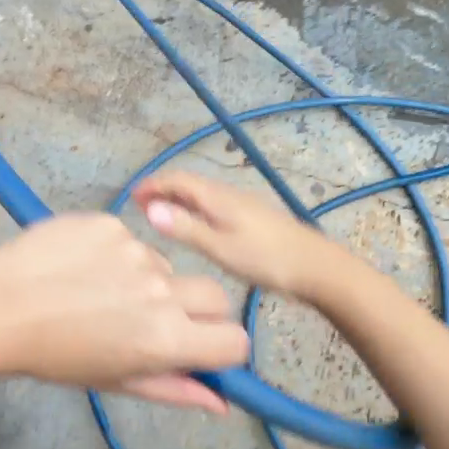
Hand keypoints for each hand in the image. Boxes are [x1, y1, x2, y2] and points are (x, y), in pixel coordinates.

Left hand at [0, 212, 250, 412]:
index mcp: (165, 338)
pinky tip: (80, 267)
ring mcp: (135, 250)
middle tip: (153, 319)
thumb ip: (174, 388)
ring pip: (164, 266)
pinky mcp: (109, 223)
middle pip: (214, 295)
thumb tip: (222, 401)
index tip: (202, 348)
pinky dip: (114, 254)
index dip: (223, 347)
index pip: (234, 339)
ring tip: (97, 292)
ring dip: (147, 280)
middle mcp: (160, 290)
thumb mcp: (113, 379)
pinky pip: (129, 239)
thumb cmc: (52, 354)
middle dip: (199, 310)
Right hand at [133, 170, 338, 295]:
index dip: (153, 184)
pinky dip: (194, 208)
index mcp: (217, 197)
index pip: (177, 179)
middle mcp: (228, 194)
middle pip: (189, 183)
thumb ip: (185, 228)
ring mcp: (243, 205)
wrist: (318, 268)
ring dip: (178, 198)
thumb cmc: (267, 259)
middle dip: (162, 189)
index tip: (131, 196)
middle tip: (140, 204)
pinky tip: (196, 226)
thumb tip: (149, 209)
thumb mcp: (220, 248)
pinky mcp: (253, 218)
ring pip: (202, 193)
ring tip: (161, 215)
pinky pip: (213, 204)